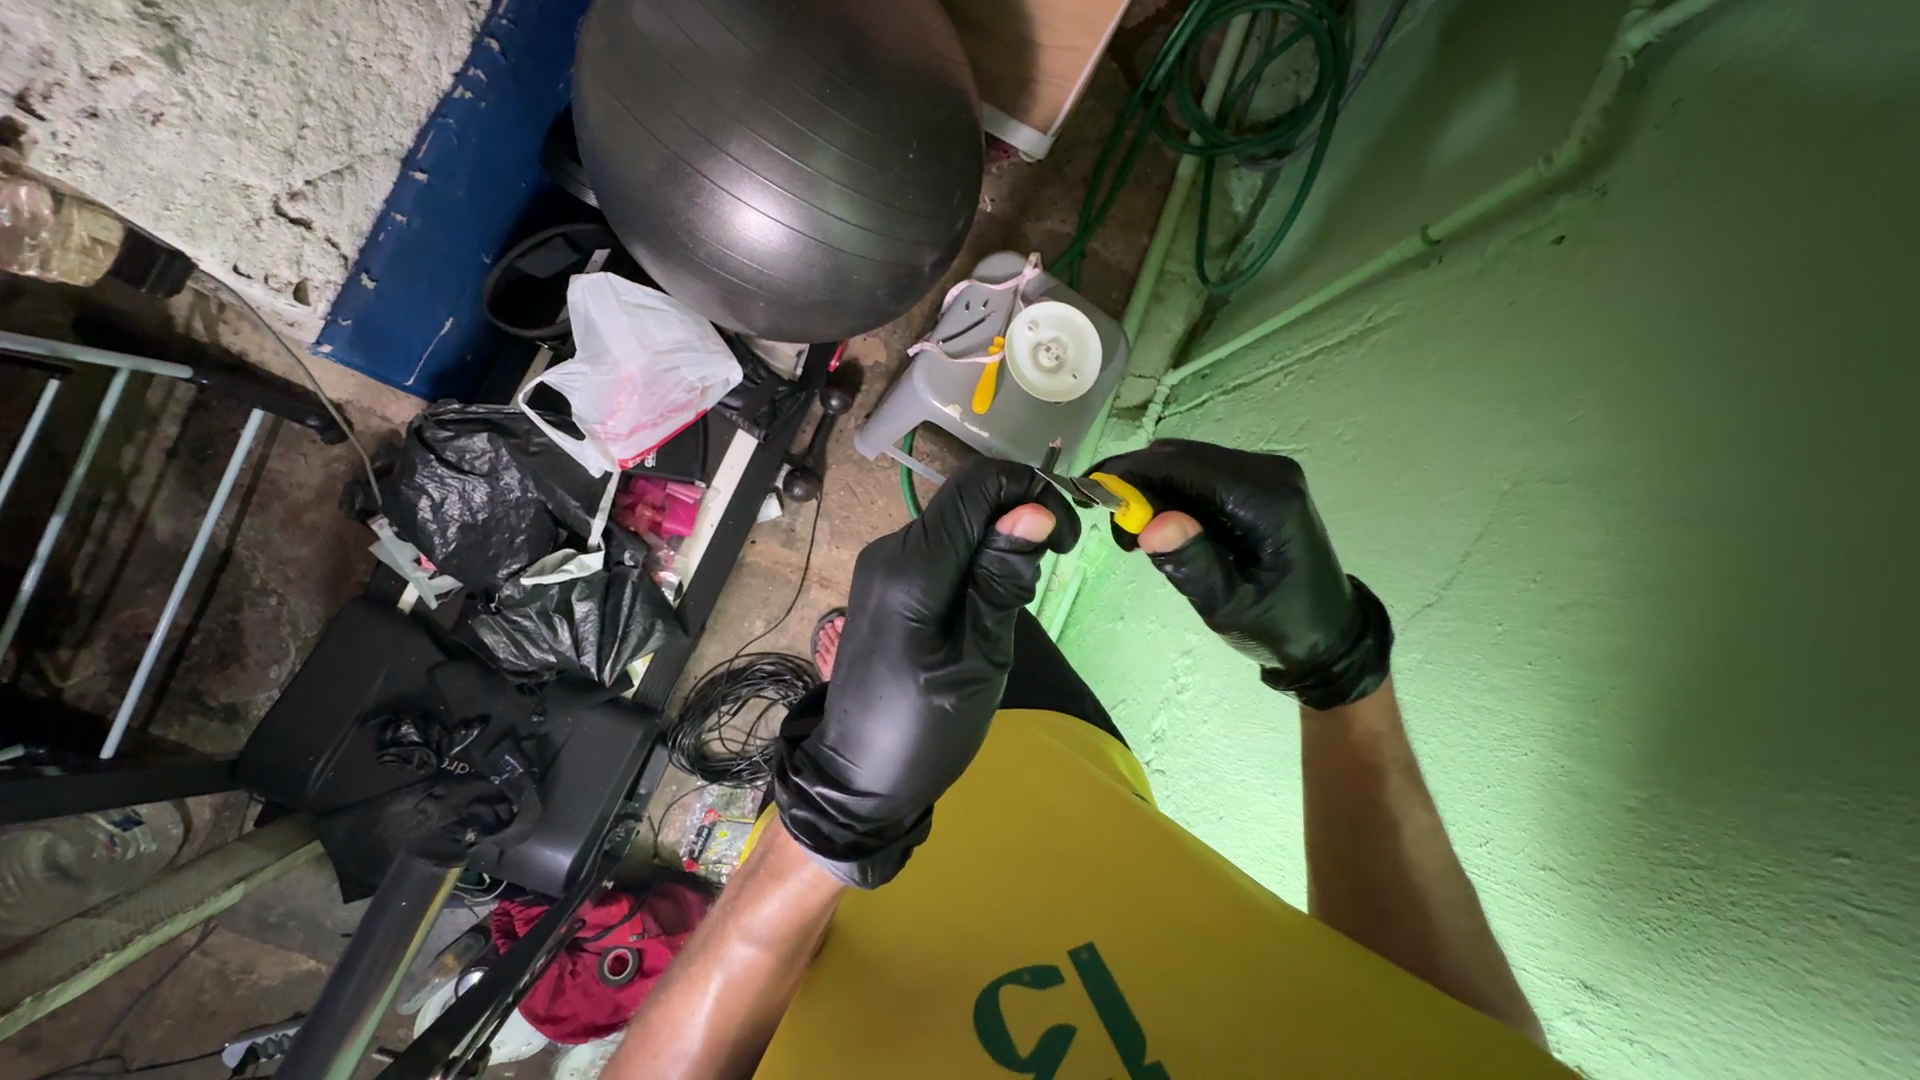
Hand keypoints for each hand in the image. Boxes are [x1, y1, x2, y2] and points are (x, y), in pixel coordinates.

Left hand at [770, 457, 1078, 886]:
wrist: (858, 775)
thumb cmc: (926, 729)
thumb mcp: (980, 659)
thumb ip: (1001, 579)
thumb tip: (1034, 510)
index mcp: (912, 566)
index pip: (977, 485)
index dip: (1031, 493)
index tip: (1065, 540)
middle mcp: (891, 549)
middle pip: (967, 500)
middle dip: (1019, 518)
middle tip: (1047, 574)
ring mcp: (884, 564)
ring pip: (957, 524)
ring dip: (1000, 544)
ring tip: (1015, 605)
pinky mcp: (887, 581)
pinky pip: (941, 550)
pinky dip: (976, 562)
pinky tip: (987, 605)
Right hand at [1093, 439, 1391, 708]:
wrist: (1328, 634)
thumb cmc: (1278, 625)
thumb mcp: (1228, 606)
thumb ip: (1191, 562)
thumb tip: (1150, 524)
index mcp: (1267, 500)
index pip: (1185, 467)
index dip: (1132, 473)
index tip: (1089, 490)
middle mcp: (1268, 473)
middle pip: (1182, 457)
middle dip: (1136, 481)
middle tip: (1109, 524)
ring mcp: (1265, 474)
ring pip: (1187, 463)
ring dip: (1150, 488)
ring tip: (1132, 534)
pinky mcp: (1258, 483)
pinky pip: (1200, 475)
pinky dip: (1170, 493)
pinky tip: (1159, 526)